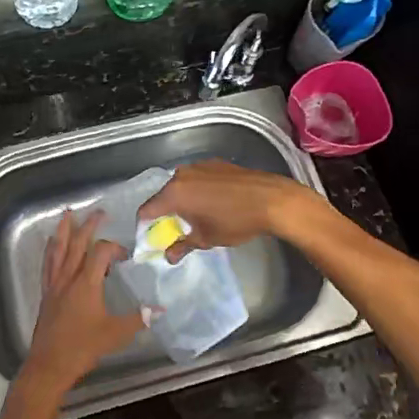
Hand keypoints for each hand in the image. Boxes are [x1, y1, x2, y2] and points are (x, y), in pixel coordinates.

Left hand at [25, 210, 141, 386]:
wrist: (49, 365)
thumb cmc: (83, 348)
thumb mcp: (116, 333)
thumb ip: (139, 318)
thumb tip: (161, 309)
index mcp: (87, 284)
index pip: (101, 253)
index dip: (114, 248)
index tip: (126, 256)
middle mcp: (69, 278)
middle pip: (78, 244)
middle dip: (88, 226)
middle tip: (98, 212)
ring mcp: (55, 285)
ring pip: (59, 250)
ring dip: (64, 231)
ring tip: (67, 214)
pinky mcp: (46, 294)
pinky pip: (48, 264)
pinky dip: (51, 250)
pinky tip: (52, 243)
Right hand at [137, 161, 322, 263]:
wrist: (271, 199)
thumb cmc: (235, 221)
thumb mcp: (206, 239)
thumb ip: (182, 245)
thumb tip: (169, 256)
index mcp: (174, 193)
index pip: (146, 210)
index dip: (146, 226)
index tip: (154, 238)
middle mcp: (182, 174)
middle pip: (163, 196)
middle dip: (166, 214)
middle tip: (177, 231)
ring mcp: (200, 165)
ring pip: (181, 186)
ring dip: (184, 201)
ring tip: (198, 217)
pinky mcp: (216, 163)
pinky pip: (198, 178)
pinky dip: (198, 190)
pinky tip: (214, 203)